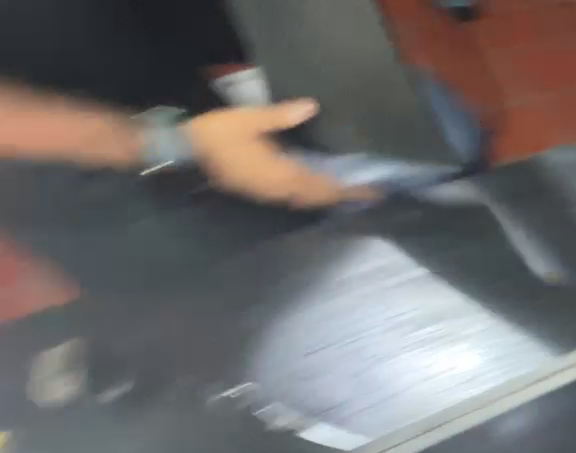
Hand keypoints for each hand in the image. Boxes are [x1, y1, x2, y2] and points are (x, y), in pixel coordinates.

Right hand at [183, 100, 375, 208]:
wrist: (180, 150)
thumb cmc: (214, 134)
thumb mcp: (247, 119)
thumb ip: (281, 116)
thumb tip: (311, 106)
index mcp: (284, 174)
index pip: (327, 186)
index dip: (351, 191)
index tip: (373, 194)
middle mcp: (283, 190)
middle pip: (322, 197)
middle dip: (344, 196)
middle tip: (366, 194)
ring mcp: (272, 194)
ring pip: (309, 201)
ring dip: (329, 198)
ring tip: (348, 193)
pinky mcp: (261, 193)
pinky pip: (295, 199)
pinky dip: (311, 196)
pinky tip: (316, 190)